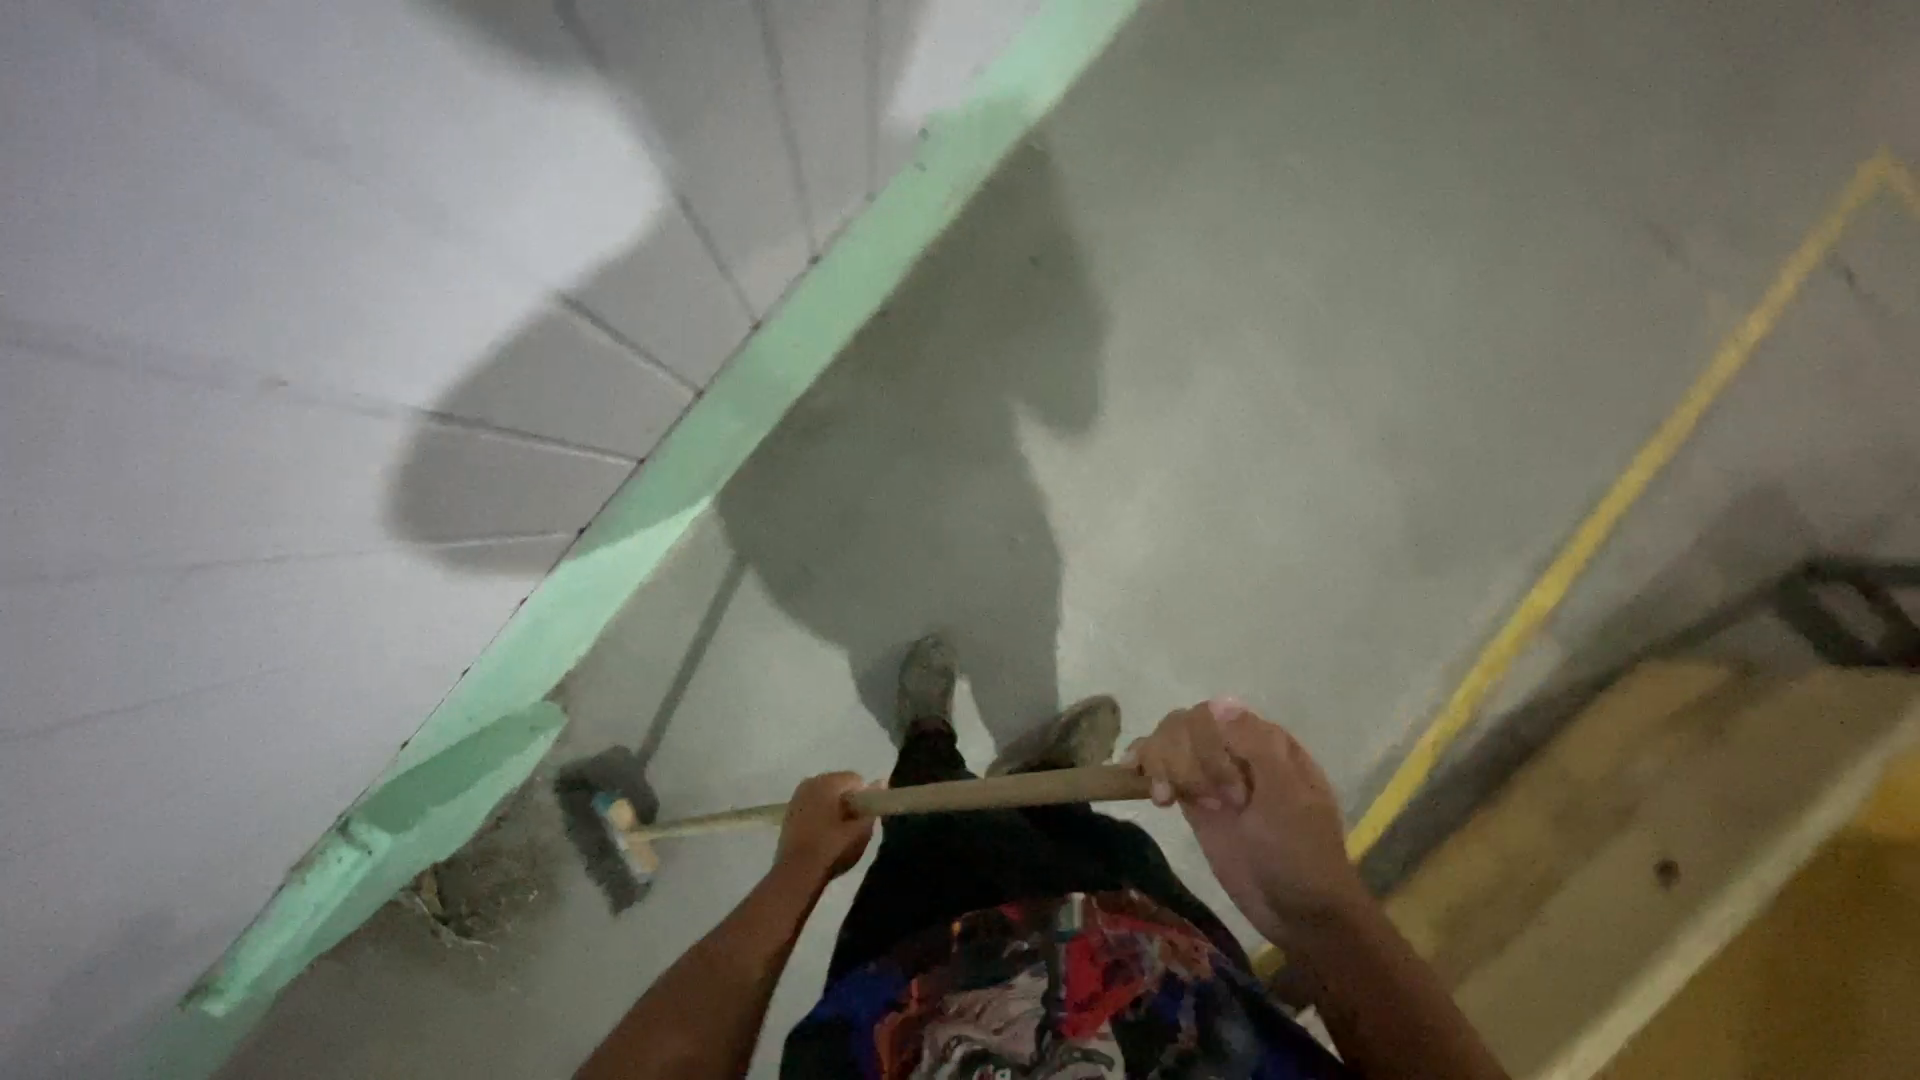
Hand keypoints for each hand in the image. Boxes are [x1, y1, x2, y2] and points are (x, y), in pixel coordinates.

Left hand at [774, 772, 876, 882]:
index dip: (865, 797)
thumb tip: (881, 782)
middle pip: (838, 786)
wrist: (797, 873)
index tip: (866, 816)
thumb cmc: (833, 849)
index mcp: (827, 782)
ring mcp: (796, 797)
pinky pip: (811, 807)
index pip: (855, 780)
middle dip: (848, 801)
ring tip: (838, 833)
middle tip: (854, 825)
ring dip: (833, 808)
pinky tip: (823, 836)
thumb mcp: (861, 830)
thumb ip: (872, 805)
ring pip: (824, 797)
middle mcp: (810, 782)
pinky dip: (819, 815)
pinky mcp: (788, 813)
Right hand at [1130, 700, 1366, 942]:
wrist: (1298, 912)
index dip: (1210, 750)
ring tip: (1166, 799)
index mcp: (1265, 740)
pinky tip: (1135, 778)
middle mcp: (1234, 748)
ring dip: (1161, 765)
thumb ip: (1255, 747)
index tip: (1231, 796)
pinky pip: (1161, 767)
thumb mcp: (1287, 800)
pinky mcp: (1192, 798)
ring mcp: (1210, 773)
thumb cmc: (1302, 855)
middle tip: (1211, 806)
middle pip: (1184, 725)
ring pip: (1168, 741)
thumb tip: (1220, 700)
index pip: (1213, 715)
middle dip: (1185, 762)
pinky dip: (1145, 766)